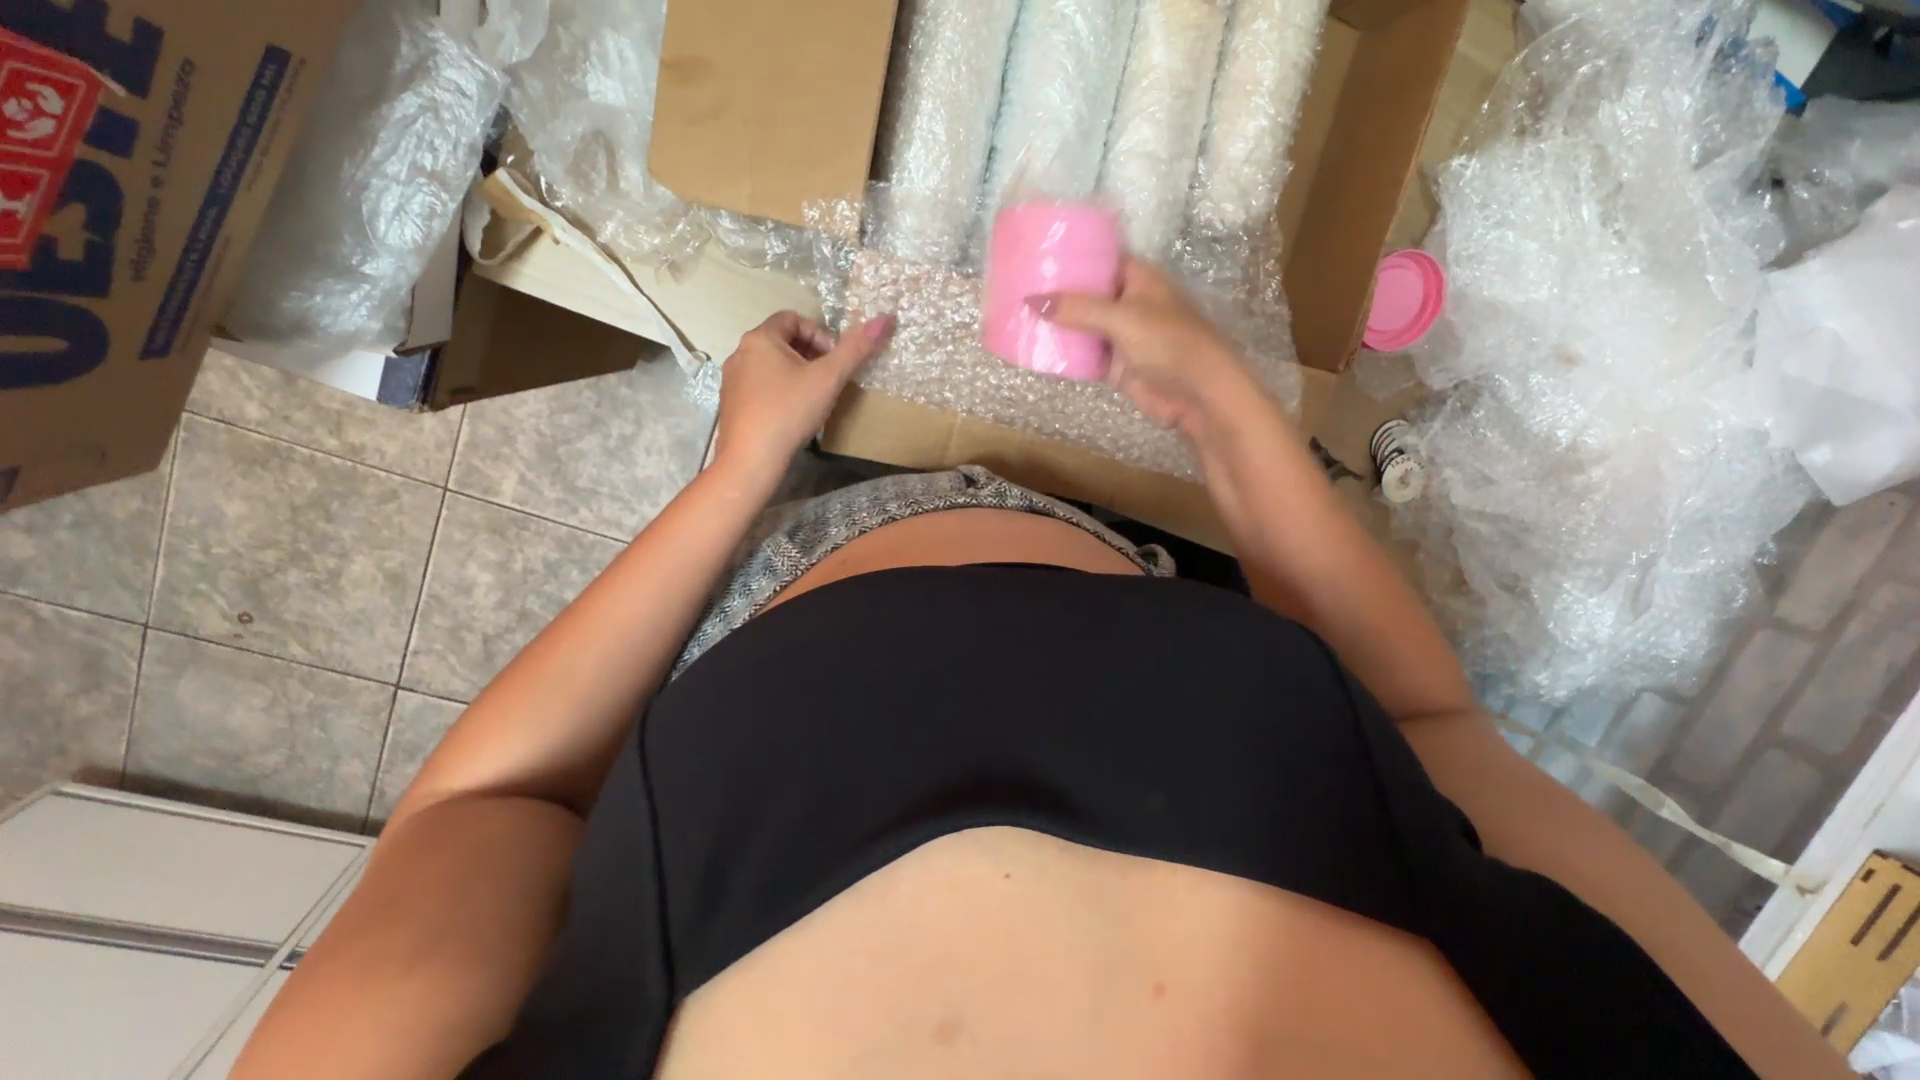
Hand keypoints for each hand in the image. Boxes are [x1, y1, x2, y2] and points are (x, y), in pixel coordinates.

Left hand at [711, 310, 894, 480]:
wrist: (750, 459)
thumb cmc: (789, 412)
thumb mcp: (829, 379)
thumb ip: (856, 348)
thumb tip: (885, 317)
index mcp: (760, 338)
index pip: (792, 318)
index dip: (819, 333)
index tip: (833, 359)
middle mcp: (740, 352)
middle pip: (781, 340)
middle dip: (809, 354)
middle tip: (827, 378)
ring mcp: (732, 379)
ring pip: (770, 365)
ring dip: (795, 373)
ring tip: (812, 397)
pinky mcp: (730, 403)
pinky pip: (759, 386)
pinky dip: (778, 391)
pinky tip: (791, 414)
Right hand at [1032, 258, 1261, 441]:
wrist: (1197, 394)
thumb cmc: (1168, 343)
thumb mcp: (1121, 318)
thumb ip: (1077, 308)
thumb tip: (1032, 300)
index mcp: (1138, 278)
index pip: (1100, 257)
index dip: (1072, 256)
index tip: (1036, 254)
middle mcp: (1128, 302)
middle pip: (1087, 293)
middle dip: (1057, 293)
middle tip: (1016, 285)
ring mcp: (1122, 335)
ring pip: (1082, 325)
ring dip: (1057, 325)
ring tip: (1017, 314)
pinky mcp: (1116, 364)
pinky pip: (1084, 354)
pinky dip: (1064, 353)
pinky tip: (1035, 348)